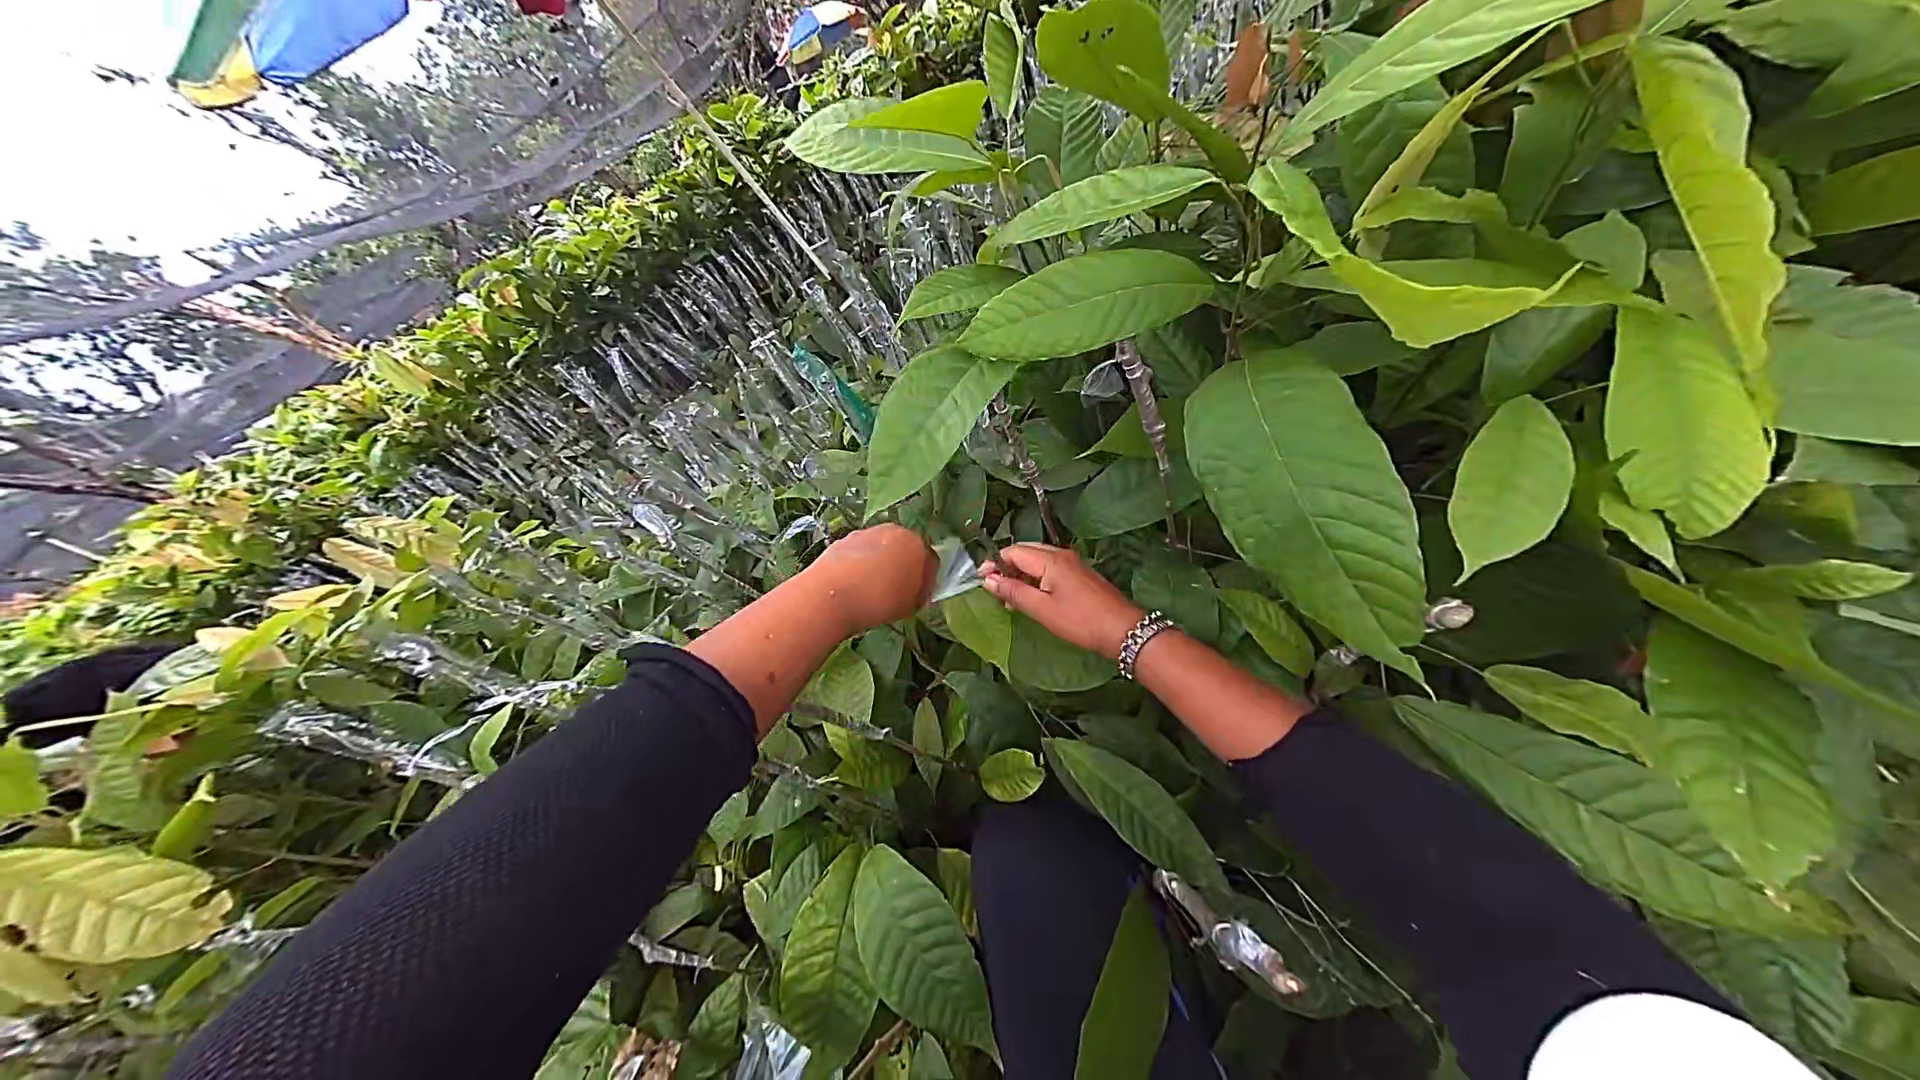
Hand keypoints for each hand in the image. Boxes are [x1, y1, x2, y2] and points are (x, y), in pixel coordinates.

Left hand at [805, 524, 936, 633]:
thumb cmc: (879, 602)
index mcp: (917, 545)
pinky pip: (860, 552)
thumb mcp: (910, 606)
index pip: (931, 560)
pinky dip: (860, 563)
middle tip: (897, 590)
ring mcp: (866, 533)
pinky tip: (853, 583)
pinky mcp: (843, 539)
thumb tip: (917, 590)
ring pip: (881, 548)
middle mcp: (894, 531)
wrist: (829, 595)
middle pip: (905, 548)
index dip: (927, 579)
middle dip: (903, 565)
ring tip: (871, 588)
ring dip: (881, 563)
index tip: (919, 595)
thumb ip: (920, 594)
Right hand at [982, 544, 1144, 658]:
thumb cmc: (1080, 621)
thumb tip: (988, 580)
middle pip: (1025, 551)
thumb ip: (1014, 592)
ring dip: (1021, 574)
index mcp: (1050, 559)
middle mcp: (1061, 554)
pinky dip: (1036, 578)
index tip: (982, 581)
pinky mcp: (1080, 574)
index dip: (995, 563)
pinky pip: (1050, 568)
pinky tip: (1032, 596)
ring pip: (1038, 560)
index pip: (1013, 551)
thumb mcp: (1042, 609)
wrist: (1123, 630)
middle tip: (995, 589)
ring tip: (1010, 597)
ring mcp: (1073, 563)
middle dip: (1007, 567)